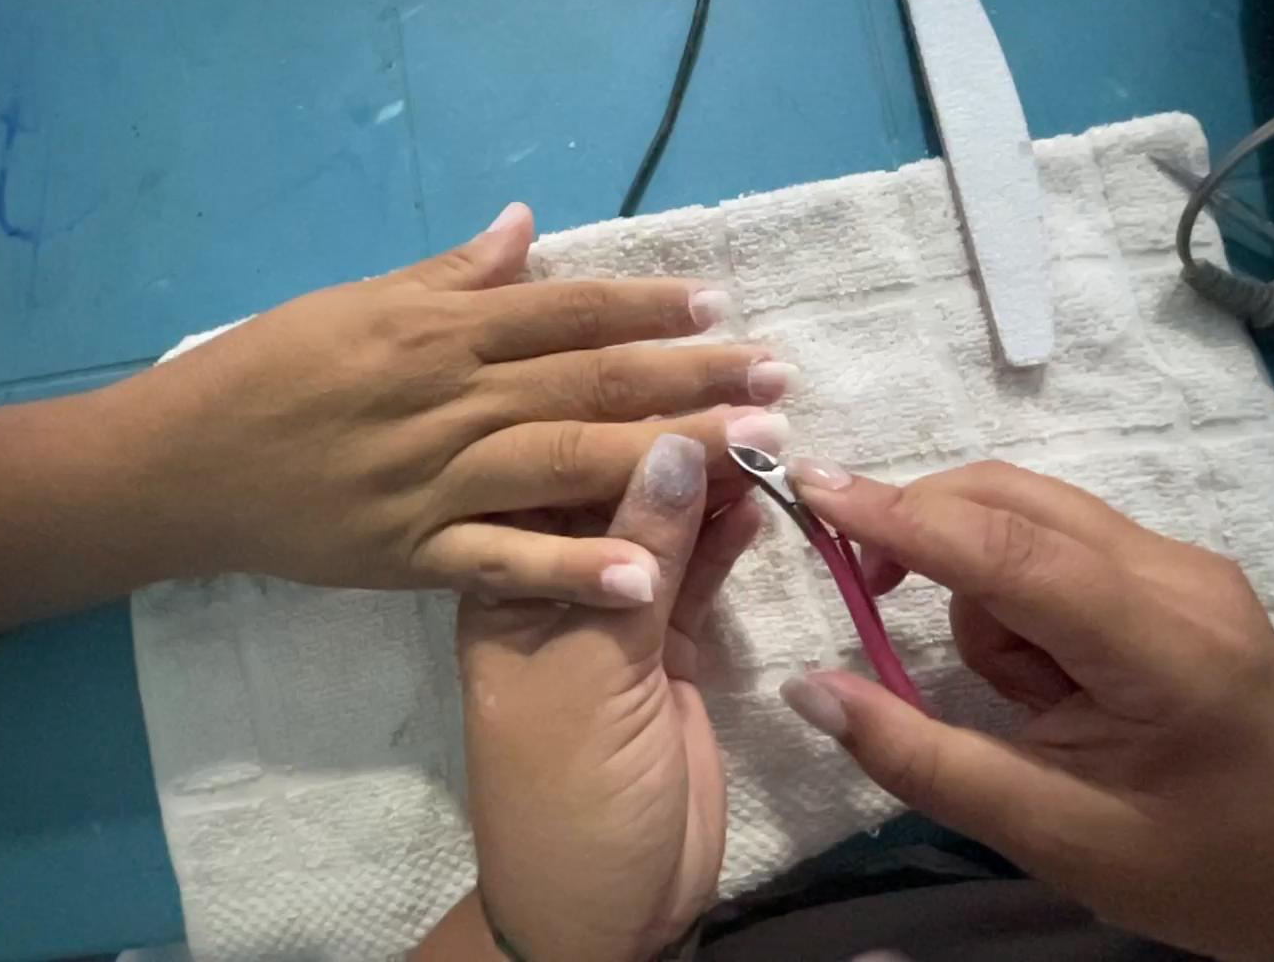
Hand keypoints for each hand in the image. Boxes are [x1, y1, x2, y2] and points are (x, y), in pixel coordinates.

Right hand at [96, 203, 789, 603]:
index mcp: (436, 330)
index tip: (718, 309)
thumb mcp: (355, 302)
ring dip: (666, 456)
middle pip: (589, 380)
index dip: (645, 307)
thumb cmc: (269, 370)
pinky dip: (574, 567)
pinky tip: (650, 574)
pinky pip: (504, 560)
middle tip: (777, 376)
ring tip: (751, 452)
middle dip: (690, 377)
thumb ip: (448, 271)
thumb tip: (525, 225)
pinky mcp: (413, 555)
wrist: (181, 464)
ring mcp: (435, 480)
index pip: (563, 311)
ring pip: (566, 460)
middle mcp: (449, 397)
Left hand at [455, 434, 762, 960]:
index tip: (679, 366)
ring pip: (664, 527)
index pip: (559, 475)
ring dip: (712, 484)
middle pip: (619, 491)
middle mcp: (556, 580)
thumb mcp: (598, 668)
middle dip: (677, 442)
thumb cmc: (569, 789)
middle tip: (746, 388)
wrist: (608, 910)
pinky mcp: (665, 644)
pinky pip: (696, 577)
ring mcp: (616, 610)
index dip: (618, 421)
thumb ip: (640, 557)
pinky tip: (755, 505)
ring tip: (765, 434)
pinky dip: (725, 542)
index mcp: (508, 578)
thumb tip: (672, 443)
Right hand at [775, 459, 1273, 961]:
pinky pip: (1032, 529)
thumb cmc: (1186, 861)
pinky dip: (989, 576)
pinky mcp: (1153, 557)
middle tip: (867, 590)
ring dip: (957, 568)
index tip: (810, 488)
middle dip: (914, 529)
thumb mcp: (1041, 832)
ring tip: (1003, 678)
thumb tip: (804, 688)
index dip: (902, 518)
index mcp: (1167, 652)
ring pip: (1011, 506)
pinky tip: (1028, 654)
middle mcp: (1175, 574)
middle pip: (1005, 500)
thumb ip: (915, 757)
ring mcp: (1171, 556)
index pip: (1012, 556)